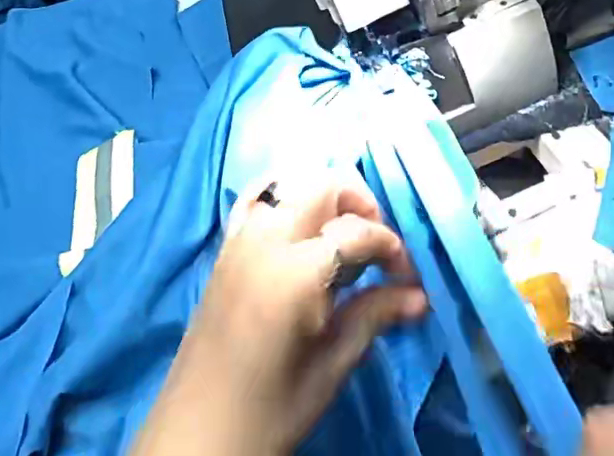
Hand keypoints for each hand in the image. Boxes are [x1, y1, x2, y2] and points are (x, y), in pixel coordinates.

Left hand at [131, 173, 428, 455]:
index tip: (407, 276)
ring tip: (343, 241)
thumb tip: (420, 296)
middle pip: (327, 185)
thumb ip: (374, 317)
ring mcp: (241, 237)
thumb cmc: (268, 411)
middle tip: (376, 251)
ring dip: (327, 199)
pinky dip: (286, 195)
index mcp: (294, 271)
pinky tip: (302, 221)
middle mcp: (266, 239)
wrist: (193, 438)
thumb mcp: (329, 368)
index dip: (391, 247)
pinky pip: (258, 196)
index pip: (357, 232)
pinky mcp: (226, 247)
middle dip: (361, 207)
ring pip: (294, 182)